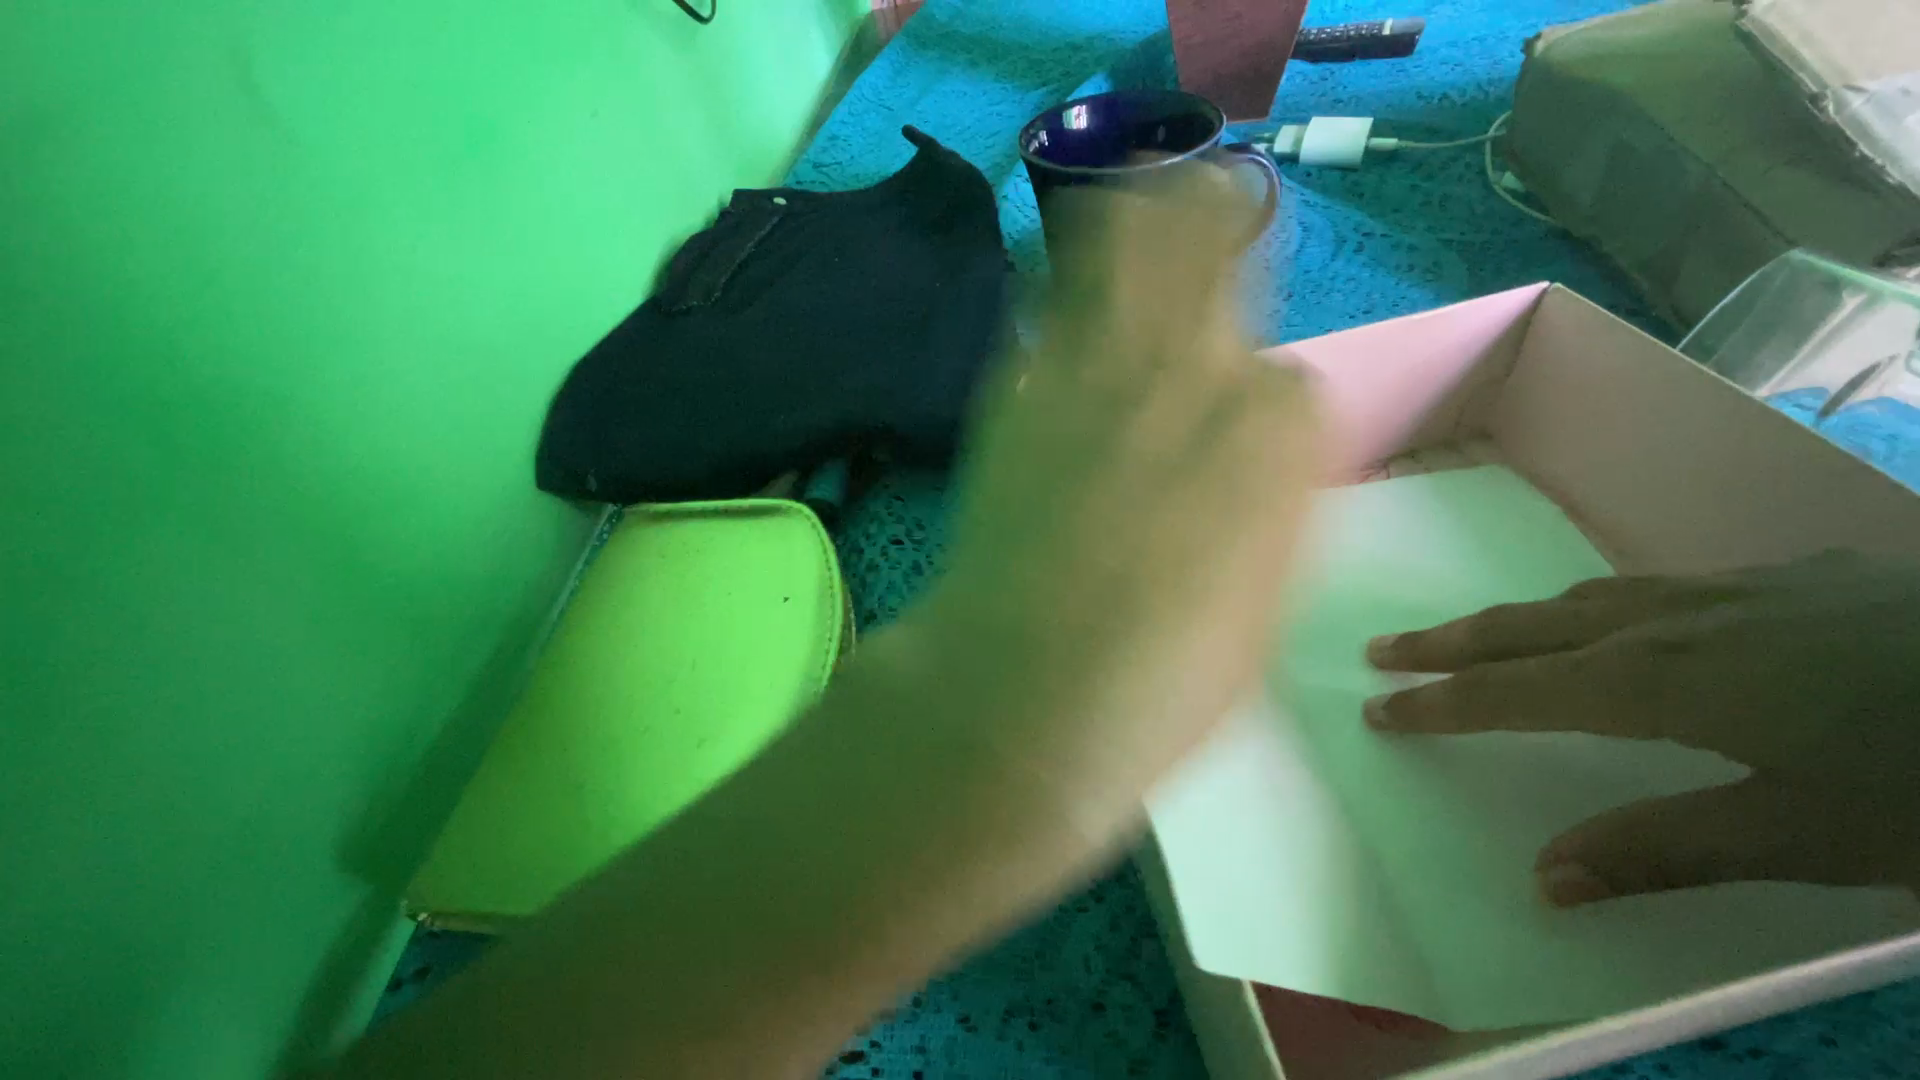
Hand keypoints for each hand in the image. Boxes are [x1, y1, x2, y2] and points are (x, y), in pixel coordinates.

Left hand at [915, 164, 1320, 825]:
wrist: (1021, 692)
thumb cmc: (1161, 679)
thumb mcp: (1261, 605)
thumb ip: (1269, 511)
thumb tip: (1258, 465)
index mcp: (1275, 436)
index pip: (1289, 377)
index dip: (1263, 398)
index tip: (1243, 418)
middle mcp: (1189, 374)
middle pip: (1210, 251)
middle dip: (1214, 220)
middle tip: (1208, 198)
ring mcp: (1091, 372)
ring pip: (1123, 245)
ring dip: (1138, 216)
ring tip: (1139, 196)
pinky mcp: (1012, 393)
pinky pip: (1041, 309)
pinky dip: (1057, 292)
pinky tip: (1060, 293)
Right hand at [1365, 551, 1919, 905]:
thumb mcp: (1813, 835)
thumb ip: (1667, 848)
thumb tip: (1544, 879)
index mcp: (1657, 683)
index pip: (1511, 694)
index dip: (1438, 705)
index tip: (1376, 711)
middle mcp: (1668, 624)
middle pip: (1525, 629)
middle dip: (1446, 644)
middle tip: (1382, 651)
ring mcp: (1726, 592)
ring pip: (1582, 602)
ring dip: (1512, 623)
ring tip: (1471, 638)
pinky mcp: (1784, 581)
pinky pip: (1650, 591)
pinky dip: (1594, 610)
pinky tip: (1615, 621)